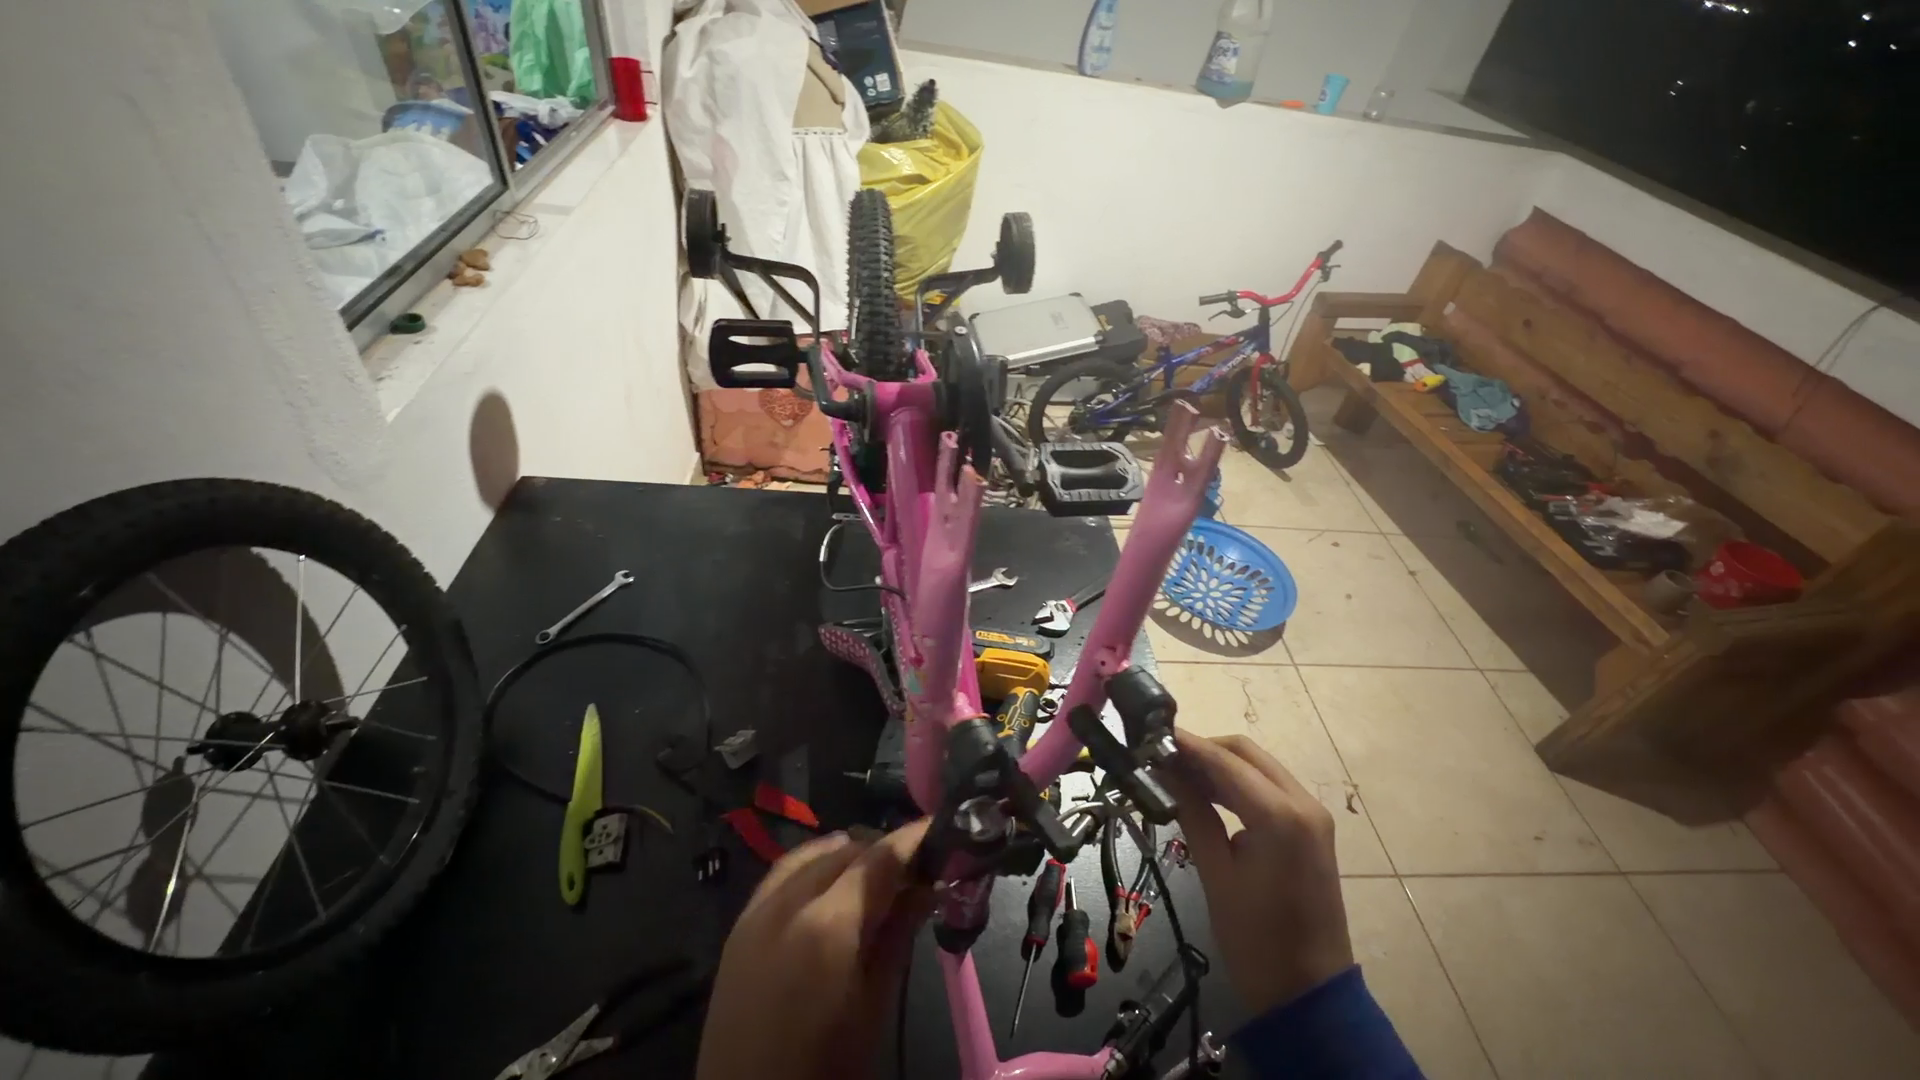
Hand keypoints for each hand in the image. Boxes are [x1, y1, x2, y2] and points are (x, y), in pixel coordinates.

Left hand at [696, 820, 932, 1079]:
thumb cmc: (825, 1067)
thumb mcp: (874, 1006)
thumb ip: (898, 936)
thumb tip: (927, 888)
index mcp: (826, 926)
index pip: (879, 859)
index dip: (914, 839)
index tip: (943, 829)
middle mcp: (788, 903)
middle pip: (846, 850)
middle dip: (886, 850)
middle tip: (921, 868)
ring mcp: (757, 910)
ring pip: (813, 854)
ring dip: (850, 854)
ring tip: (881, 874)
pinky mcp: (739, 924)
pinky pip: (783, 873)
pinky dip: (814, 864)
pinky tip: (834, 880)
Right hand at [1165, 730, 1353, 1014]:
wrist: (1309, 992)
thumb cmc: (1255, 939)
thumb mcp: (1216, 874)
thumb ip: (1192, 812)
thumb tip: (1163, 770)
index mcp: (1280, 816)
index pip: (1224, 761)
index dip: (1184, 744)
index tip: (1146, 734)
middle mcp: (1303, 803)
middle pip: (1245, 753)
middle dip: (1201, 749)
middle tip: (1157, 757)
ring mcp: (1312, 815)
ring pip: (1258, 767)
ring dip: (1218, 765)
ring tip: (1172, 772)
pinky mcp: (1311, 829)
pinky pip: (1269, 789)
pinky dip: (1237, 784)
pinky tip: (1205, 794)